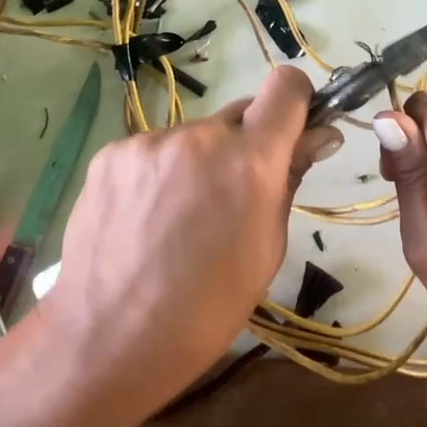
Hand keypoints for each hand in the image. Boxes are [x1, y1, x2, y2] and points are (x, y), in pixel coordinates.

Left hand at [39, 65, 342, 398]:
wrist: (106, 340)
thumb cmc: (206, 310)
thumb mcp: (267, 250)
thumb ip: (289, 180)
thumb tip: (319, 135)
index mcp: (249, 161)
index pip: (286, 87)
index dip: (296, 101)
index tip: (293, 130)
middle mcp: (201, 137)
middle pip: (238, 117)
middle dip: (244, 147)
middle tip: (229, 200)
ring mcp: (150, 142)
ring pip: (192, 139)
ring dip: (196, 164)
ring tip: (175, 222)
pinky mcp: (111, 154)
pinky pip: (152, 152)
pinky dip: (157, 175)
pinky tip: (143, 221)